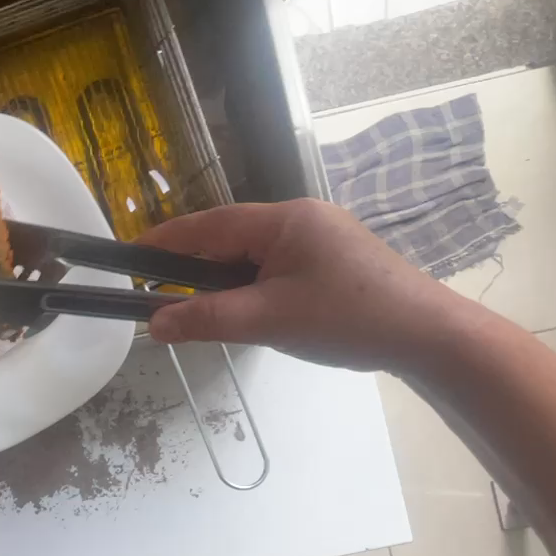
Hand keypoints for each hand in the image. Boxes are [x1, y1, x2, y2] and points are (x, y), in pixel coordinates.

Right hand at [136, 199, 475, 372]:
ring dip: (217, 277)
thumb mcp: (267, 320)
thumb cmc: (347, 319)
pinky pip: (269, 265)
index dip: (163, 241)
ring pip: (247, 253)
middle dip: (187, 264)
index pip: (206, 225)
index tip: (127, 257)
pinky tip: (239, 307)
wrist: (428, 336)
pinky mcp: (328, 260)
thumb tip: (153, 324)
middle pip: (225, 236)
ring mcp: (317, 238)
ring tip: (193, 308)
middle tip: (153, 293)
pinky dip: (243, 284)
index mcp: (283, 221)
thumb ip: (206, 319)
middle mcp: (299, 218)